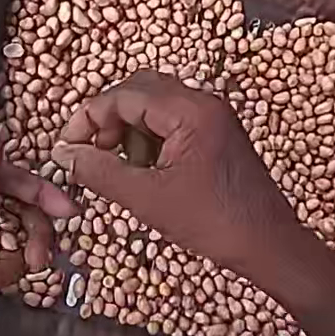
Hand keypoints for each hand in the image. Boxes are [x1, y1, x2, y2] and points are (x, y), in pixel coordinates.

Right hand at [51, 71, 302, 280]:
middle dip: (109, 120)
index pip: (124, 95)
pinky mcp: (217, 133)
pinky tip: (145, 170)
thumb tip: (65, 155)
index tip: (69, 145)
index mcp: (190, 111)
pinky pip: (173, 121)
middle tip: (92, 152)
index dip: (89, 118)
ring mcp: (214, 117)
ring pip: (156, 105)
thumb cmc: (213, 223)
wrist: (269, 244)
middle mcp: (204, 103)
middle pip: (139, 91)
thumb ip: (100, 172)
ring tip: (120, 167)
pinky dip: (150, 139)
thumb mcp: (147, 199)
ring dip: (129, 130)